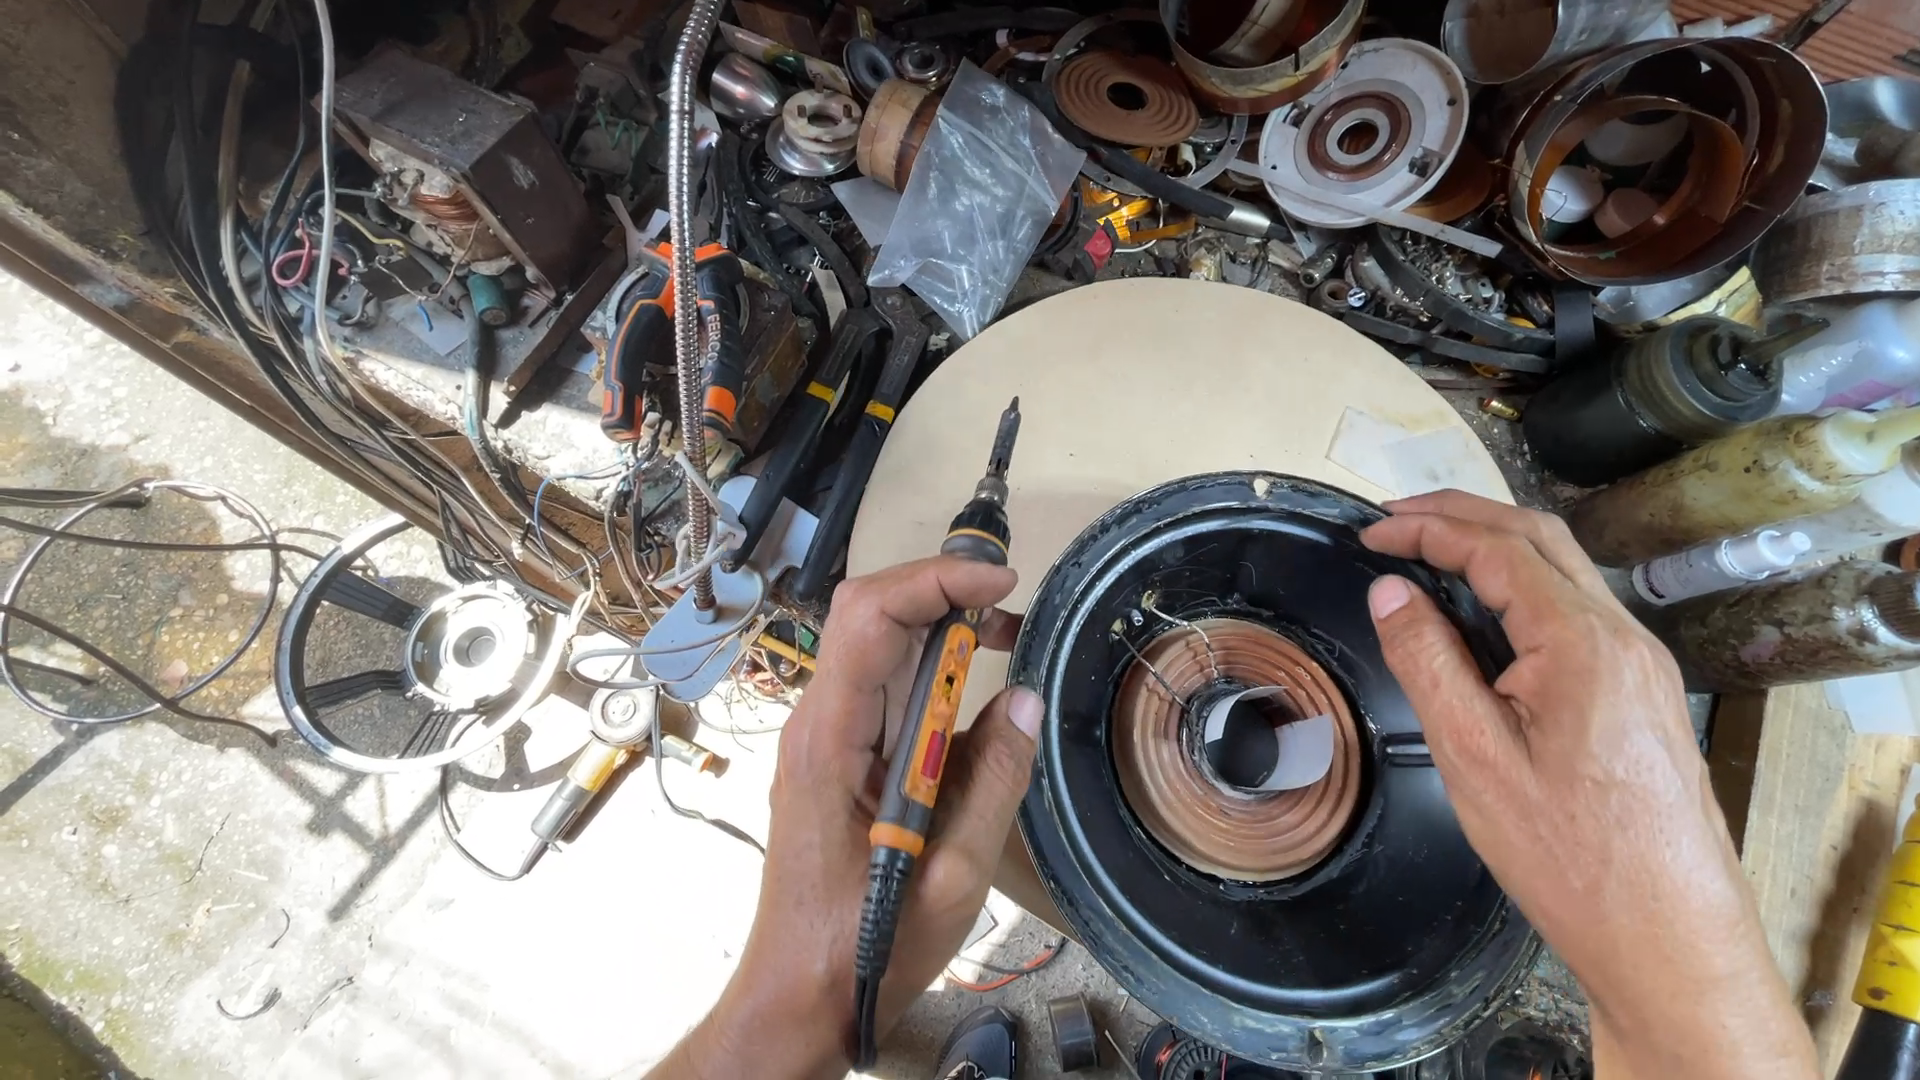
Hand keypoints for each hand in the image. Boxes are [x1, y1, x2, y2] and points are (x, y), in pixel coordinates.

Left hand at [650, 557, 1043, 1079]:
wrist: (796, 996)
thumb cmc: (866, 949)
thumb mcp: (951, 877)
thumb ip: (992, 783)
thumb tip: (1025, 697)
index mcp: (831, 740)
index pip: (869, 618)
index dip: (935, 581)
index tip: (1001, 582)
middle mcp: (818, 721)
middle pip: (868, 614)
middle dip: (940, 588)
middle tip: (1009, 600)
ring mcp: (823, 732)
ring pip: (875, 641)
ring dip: (938, 621)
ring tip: (1004, 631)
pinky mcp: (837, 748)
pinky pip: (882, 680)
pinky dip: (929, 662)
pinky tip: (971, 681)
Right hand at [1360, 491, 1815, 1079]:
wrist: (1666, 934)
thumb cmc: (1563, 848)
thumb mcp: (1471, 753)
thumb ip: (1426, 659)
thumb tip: (1388, 589)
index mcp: (1582, 644)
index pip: (1498, 550)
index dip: (1426, 529)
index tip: (1367, 533)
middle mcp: (1621, 637)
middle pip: (1539, 538)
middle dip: (1460, 513)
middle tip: (1391, 518)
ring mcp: (1635, 661)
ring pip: (1560, 568)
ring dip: (1488, 542)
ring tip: (1423, 546)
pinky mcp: (1632, 687)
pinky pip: (1569, 606)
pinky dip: (1512, 580)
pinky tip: (1475, 603)